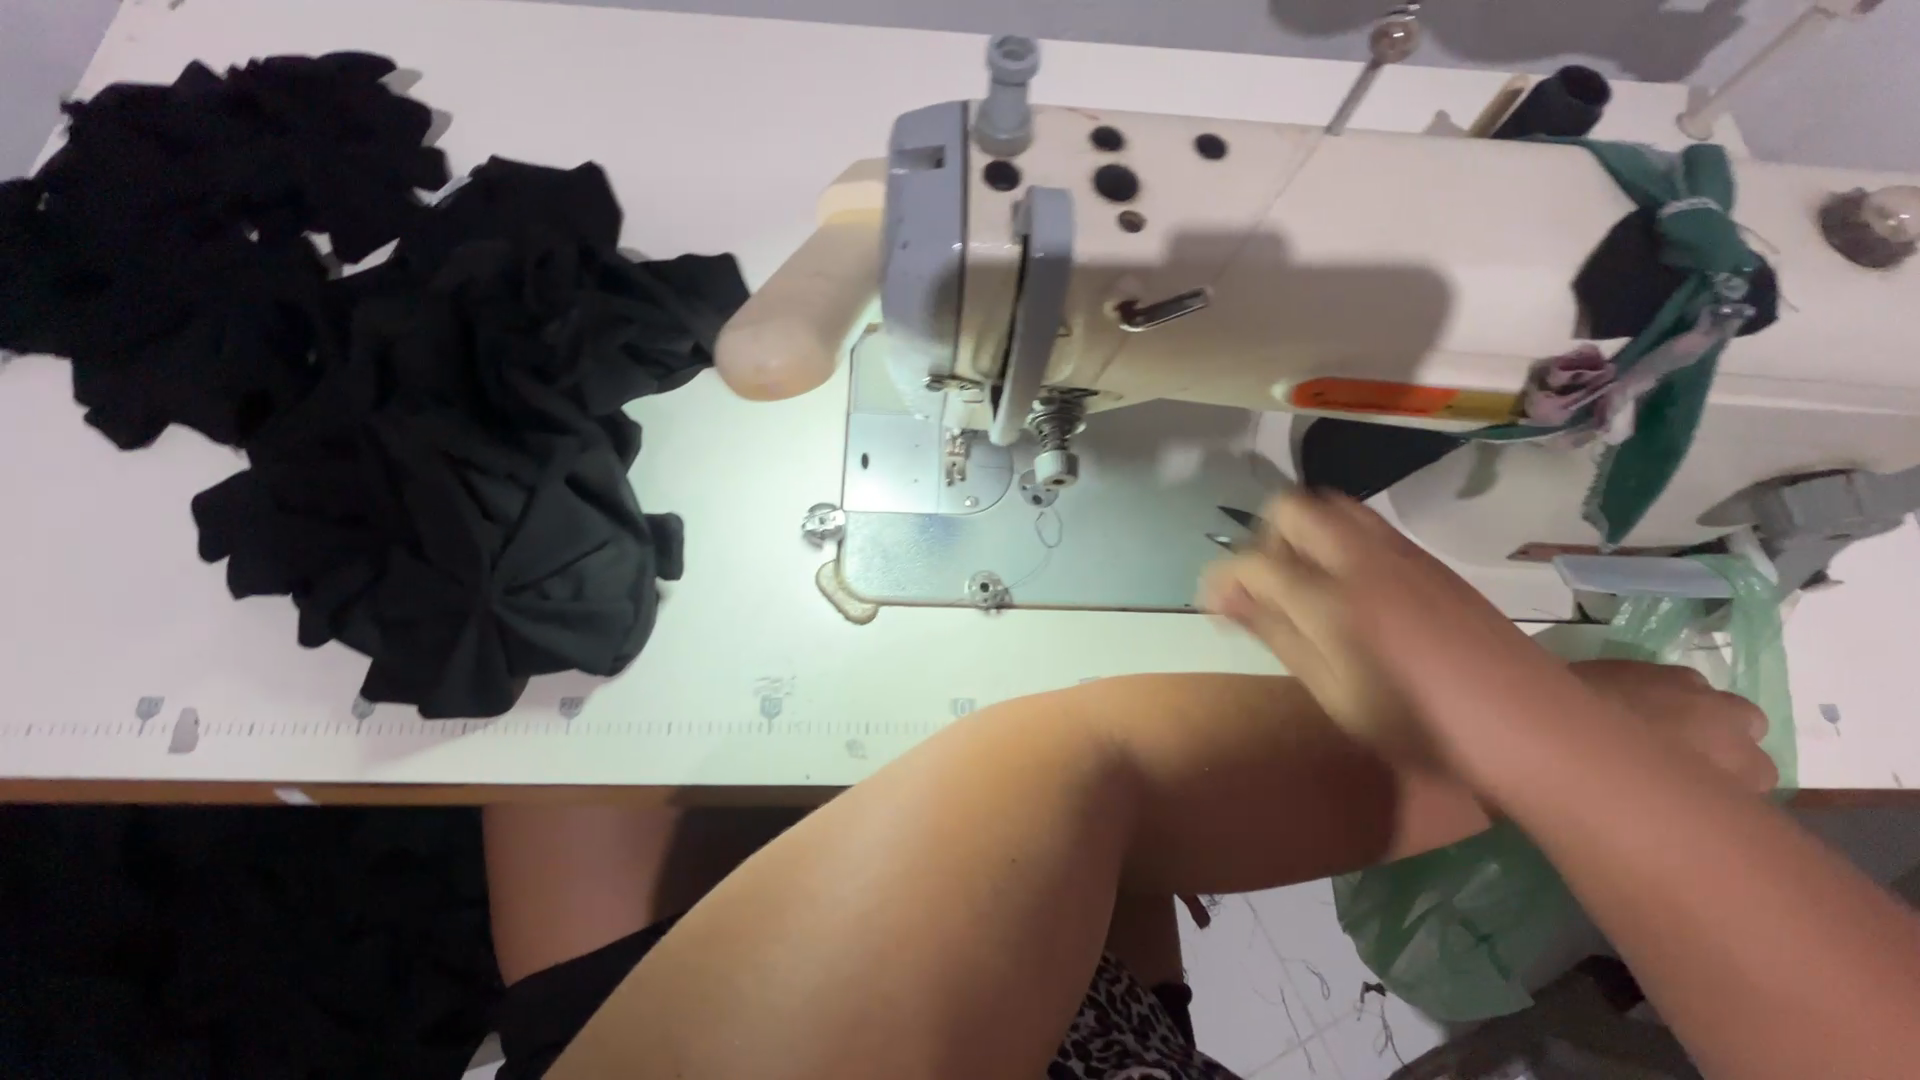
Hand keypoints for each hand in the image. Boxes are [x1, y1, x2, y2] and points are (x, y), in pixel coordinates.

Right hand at [1199, 494, 1777, 791]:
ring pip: (1331, 506)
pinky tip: (1348, 591)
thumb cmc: (1414, 722)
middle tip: (1264, 587)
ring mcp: (1397, 551)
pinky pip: (1364, 525)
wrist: (1525, 721)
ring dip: (1302, 533)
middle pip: (1292, 508)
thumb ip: (1274, 631)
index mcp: (1330, 597)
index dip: (1223, 578)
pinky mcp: (1425, 559)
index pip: (1252, 561)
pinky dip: (1336, 541)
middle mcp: (1360, 557)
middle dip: (1263, 539)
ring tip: (1304, 583)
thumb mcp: (1330, 688)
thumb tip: (1221, 592)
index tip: (1214, 605)